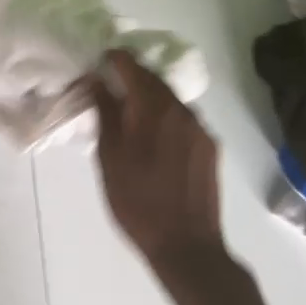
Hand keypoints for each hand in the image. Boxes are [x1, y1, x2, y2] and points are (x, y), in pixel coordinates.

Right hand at [90, 49, 225, 272]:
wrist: (186, 245)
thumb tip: (96, 79)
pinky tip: (151, 137)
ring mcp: (201, 130)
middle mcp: (182, 111)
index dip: (114, 59)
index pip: (133, 66)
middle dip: (131, 77)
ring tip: (127, 113)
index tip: (97, 62)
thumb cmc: (136, 200)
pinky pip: (183, 119)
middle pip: (154, 80)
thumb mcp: (108, 155)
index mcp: (153, 109)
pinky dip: (164, 116)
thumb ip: (104, 112)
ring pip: (170, 100)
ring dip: (148, 98)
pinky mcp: (210, 148)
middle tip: (107, 86)